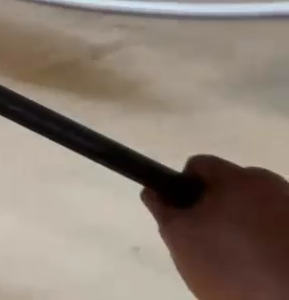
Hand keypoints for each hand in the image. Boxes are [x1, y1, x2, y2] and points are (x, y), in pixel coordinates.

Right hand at [144, 155, 288, 299]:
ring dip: (248, 225)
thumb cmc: (230, 265)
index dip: (183, 187)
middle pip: (235, 188)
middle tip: (211, 236)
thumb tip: (156, 193)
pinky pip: (282, 232)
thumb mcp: (178, 235)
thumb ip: (161, 206)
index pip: (199, 166)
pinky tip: (268, 267)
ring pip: (262, 212)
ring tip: (242, 257)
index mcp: (243, 181)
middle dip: (220, 207)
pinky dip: (273, 243)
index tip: (184, 213)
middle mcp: (280, 191)